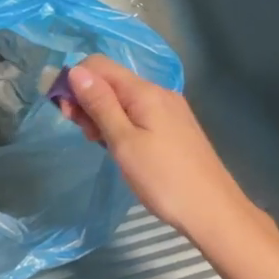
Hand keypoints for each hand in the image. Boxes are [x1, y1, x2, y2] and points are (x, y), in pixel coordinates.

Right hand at [59, 55, 258, 240]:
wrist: (213, 212)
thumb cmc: (164, 179)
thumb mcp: (124, 142)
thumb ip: (100, 105)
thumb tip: (76, 71)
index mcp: (145, 92)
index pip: (99, 66)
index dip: (74, 82)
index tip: (64, 113)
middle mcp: (158, 93)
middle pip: (110, 81)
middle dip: (87, 100)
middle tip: (84, 135)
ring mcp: (169, 111)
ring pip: (123, 99)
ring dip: (102, 115)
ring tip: (100, 145)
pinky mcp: (173, 128)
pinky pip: (137, 114)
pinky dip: (120, 125)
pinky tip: (119, 148)